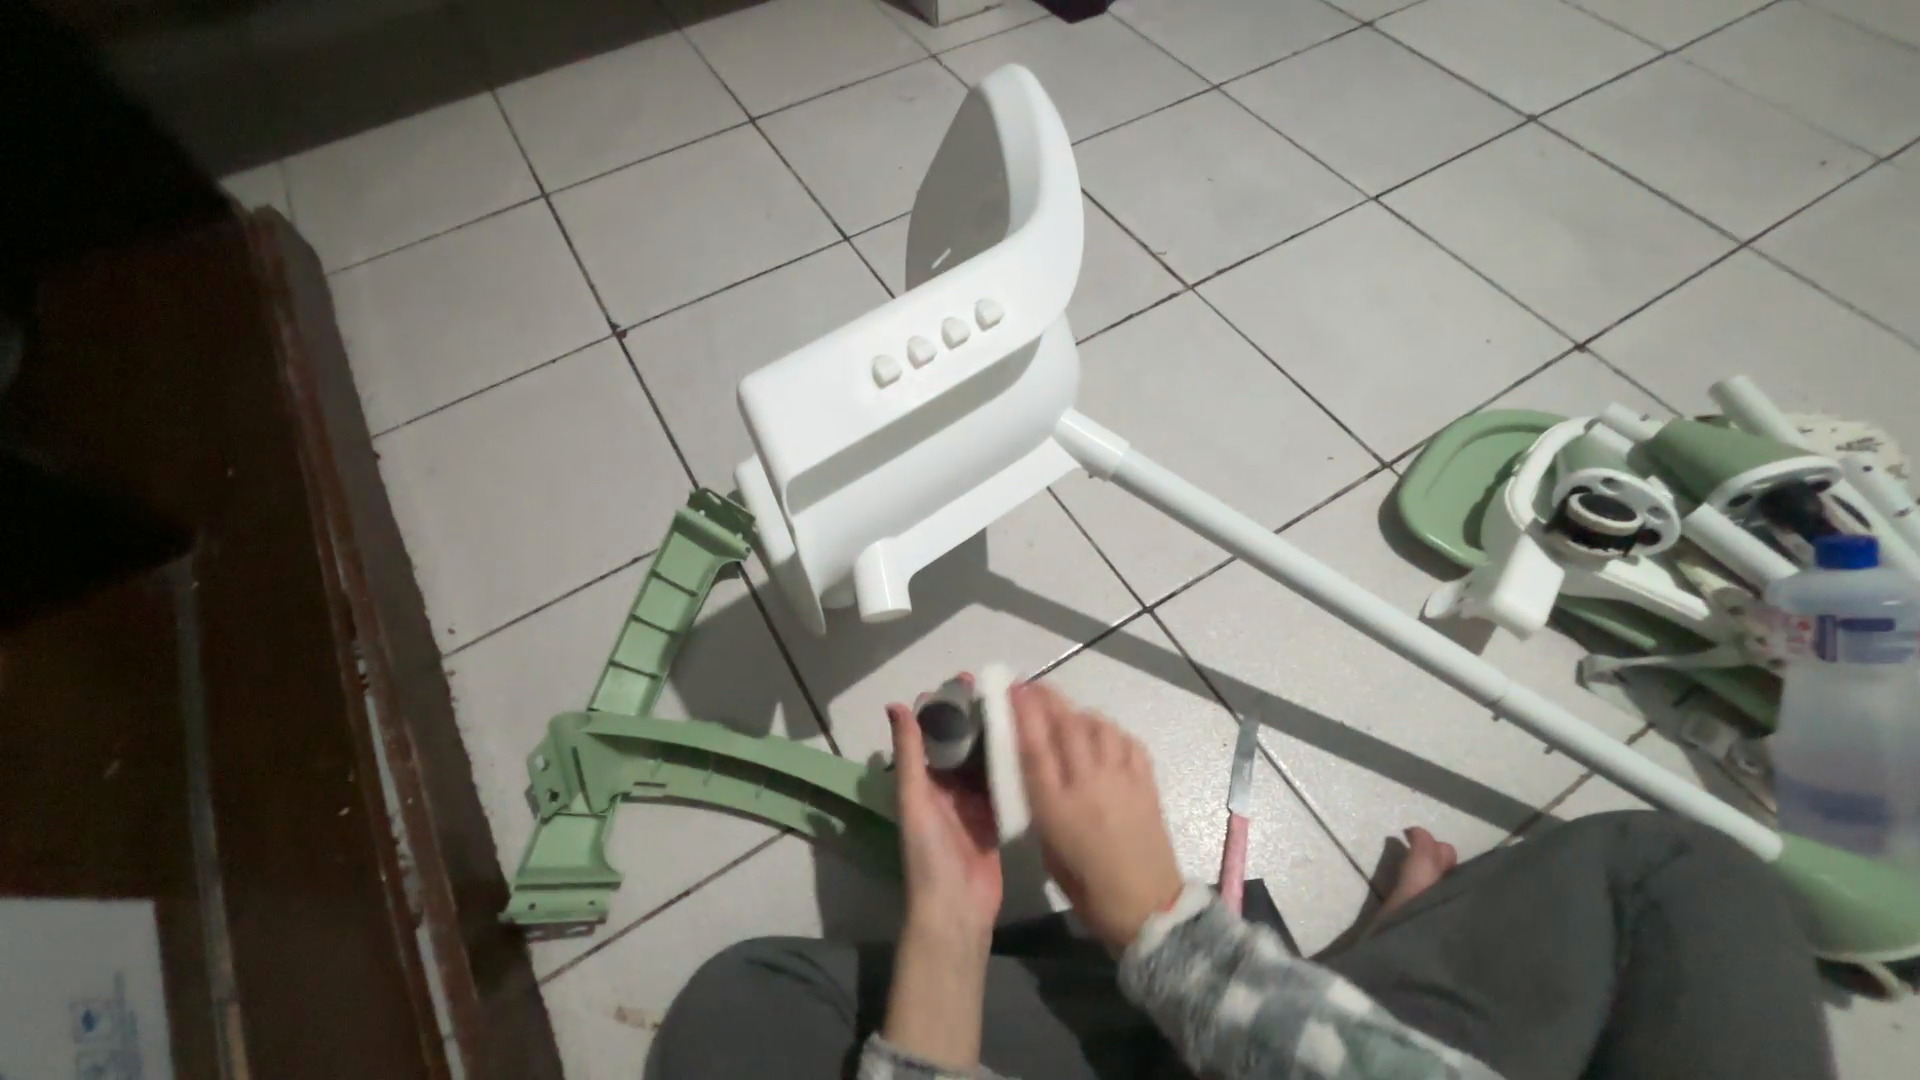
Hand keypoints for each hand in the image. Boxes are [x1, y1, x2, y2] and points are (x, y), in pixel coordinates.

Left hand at [882, 691, 1002, 1070]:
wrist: (956, 911)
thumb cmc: (929, 853)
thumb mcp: (916, 798)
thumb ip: (910, 753)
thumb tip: (897, 705)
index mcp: (923, 781)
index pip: (933, 734)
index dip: (946, 707)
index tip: (967, 680)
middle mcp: (946, 788)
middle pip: (962, 744)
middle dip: (977, 718)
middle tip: (1003, 689)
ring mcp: (971, 804)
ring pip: (984, 761)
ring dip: (996, 738)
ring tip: (1020, 709)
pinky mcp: (993, 819)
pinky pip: (1002, 785)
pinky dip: (1011, 767)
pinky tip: (1031, 745)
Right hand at [1013, 681, 1183, 949]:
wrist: (1145, 905)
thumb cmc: (1086, 886)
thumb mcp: (1047, 846)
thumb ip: (1041, 803)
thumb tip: (1040, 768)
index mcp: (1055, 806)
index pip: (1035, 745)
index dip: (1023, 711)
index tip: (1014, 688)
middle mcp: (1087, 783)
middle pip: (1066, 725)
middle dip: (1048, 699)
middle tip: (1035, 688)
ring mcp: (1120, 779)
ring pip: (1099, 726)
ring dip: (1080, 713)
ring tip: (1070, 714)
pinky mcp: (1146, 782)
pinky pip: (1127, 741)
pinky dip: (1112, 732)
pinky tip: (1104, 736)